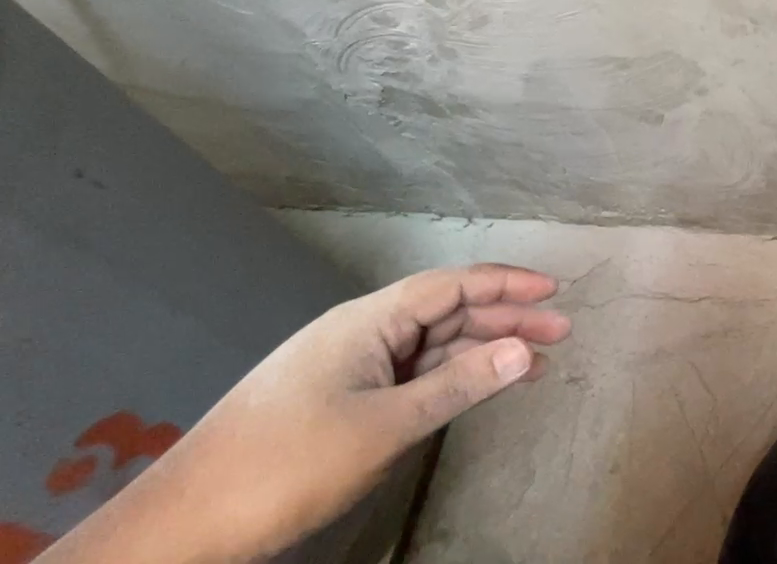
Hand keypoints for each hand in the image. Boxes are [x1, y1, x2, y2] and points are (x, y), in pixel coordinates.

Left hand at [42, 265, 571, 563]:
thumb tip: (526, 350)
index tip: (554, 290)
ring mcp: (350, 367)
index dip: (507, 284)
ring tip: (535, 366)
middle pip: (447, 312)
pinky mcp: (342, 400)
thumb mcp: (385, 426)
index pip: (451, 285)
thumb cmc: (286, 465)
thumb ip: (460, 384)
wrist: (178, 531)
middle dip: (506, 319)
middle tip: (560, 333)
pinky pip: (412, 375)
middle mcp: (361, 334)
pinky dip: (452, 378)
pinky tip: (481, 389)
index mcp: (366, 322)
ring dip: (484, 352)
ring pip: (432, 346)